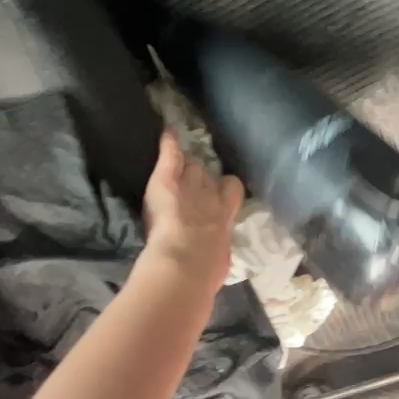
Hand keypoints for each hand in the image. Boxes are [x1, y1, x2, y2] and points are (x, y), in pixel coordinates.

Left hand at [142, 130, 245, 290]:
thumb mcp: (218, 263)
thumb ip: (217, 257)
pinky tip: (168, 131)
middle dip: (204, 175)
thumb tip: (218, 265)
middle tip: (194, 176)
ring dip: (187, 164)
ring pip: (193, 166)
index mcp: (226, 216)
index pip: (230, 191)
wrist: (188, 260)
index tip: (219, 191)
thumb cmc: (206, 268)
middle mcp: (213, 195)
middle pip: (211, 176)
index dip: (224, 189)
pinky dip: (169, 142)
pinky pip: (171, 154)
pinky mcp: (168, 178)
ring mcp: (190, 184)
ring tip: (182, 156)